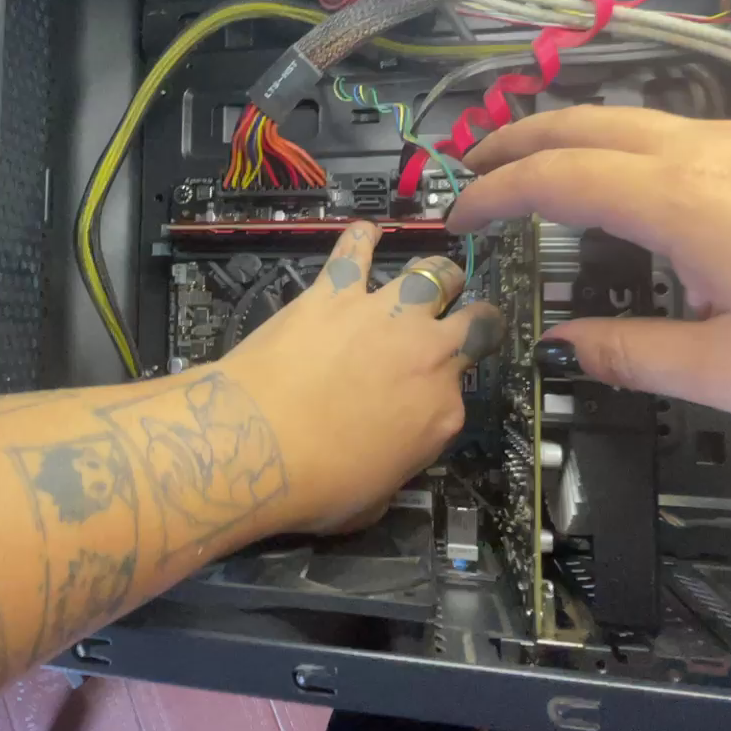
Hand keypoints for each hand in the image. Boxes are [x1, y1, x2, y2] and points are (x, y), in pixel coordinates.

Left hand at [214, 222, 504, 533]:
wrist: (257, 443)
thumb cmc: (315, 485)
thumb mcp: (373, 498)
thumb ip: (393, 462)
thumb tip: (385, 452)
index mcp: (442, 410)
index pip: (464, 386)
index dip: (448, 385)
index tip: (434, 386)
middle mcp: (426, 354)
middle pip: (473, 320)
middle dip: (472, 317)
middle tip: (459, 314)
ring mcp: (383, 315)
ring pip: (431, 274)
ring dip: (435, 273)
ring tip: (429, 272)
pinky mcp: (335, 292)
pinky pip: (356, 251)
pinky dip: (361, 238)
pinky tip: (364, 232)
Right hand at [443, 105, 730, 437]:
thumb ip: (630, 356)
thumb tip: (563, 346)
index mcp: (678, 199)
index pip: (553, 177)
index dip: (492, 194)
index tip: (455, 219)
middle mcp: (705, 151)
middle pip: (580, 122)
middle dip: (512, 140)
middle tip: (469, 171)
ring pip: (626, 118)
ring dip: (562, 137)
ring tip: (527, 168)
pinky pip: (669, 131)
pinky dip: (612, 144)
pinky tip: (621, 185)